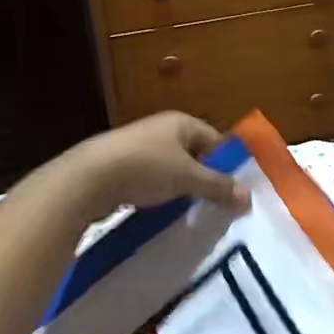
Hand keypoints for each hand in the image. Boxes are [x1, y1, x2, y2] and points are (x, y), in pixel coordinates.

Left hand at [55, 111, 248, 219]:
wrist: (85, 179)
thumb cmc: (145, 168)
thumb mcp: (188, 178)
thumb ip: (218, 187)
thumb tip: (249, 198)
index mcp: (182, 122)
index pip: (215, 140)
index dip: (226, 164)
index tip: (233, 190)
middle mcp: (161, 128)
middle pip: (193, 154)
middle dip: (202, 179)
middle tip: (213, 204)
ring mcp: (138, 146)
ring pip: (170, 169)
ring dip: (178, 188)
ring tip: (186, 212)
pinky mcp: (118, 166)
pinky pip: (148, 180)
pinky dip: (156, 194)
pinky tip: (157, 212)